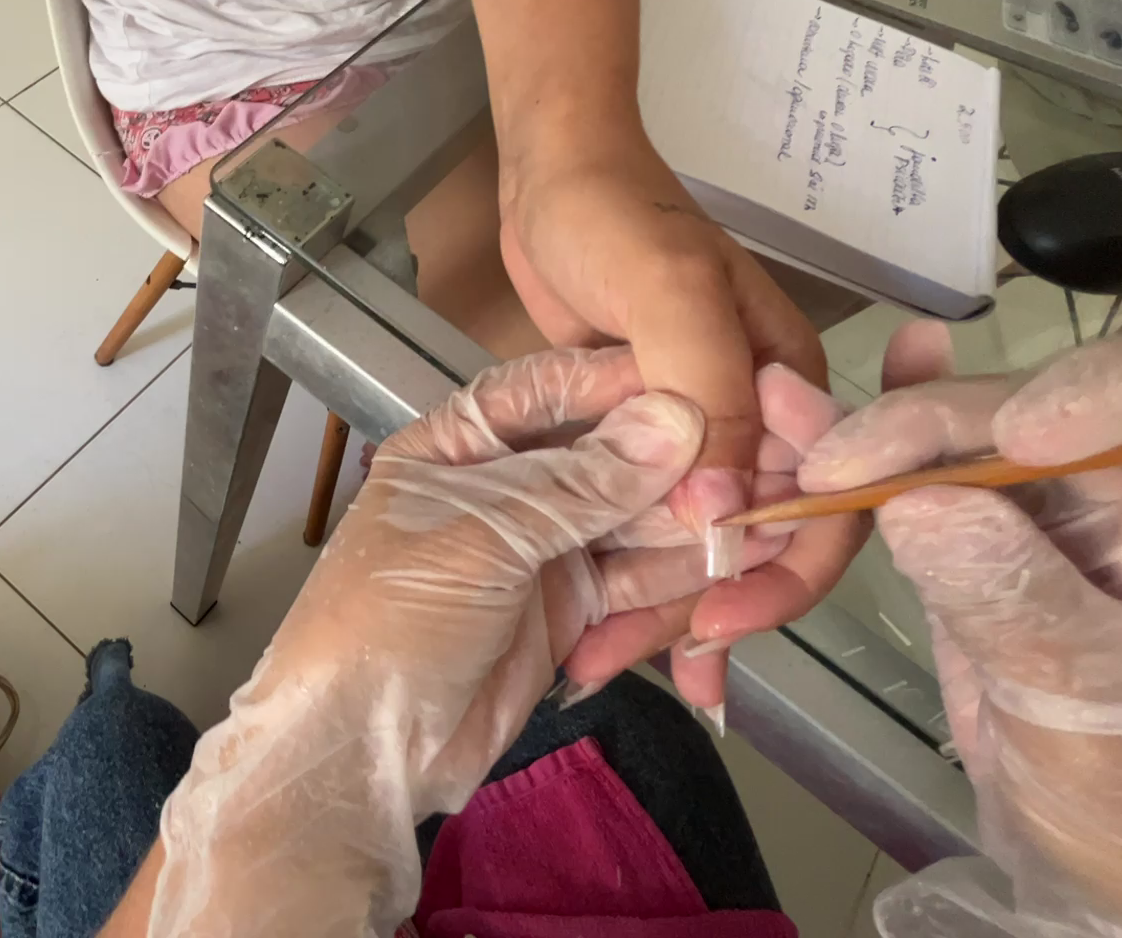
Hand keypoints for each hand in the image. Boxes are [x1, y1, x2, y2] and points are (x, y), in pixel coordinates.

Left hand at [150, 348, 701, 937]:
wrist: (366, 740)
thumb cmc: (395, 615)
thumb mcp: (480, 539)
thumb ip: (580, 484)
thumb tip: (678, 419)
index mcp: (460, 442)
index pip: (550, 389)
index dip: (625, 382)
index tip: (713, 382)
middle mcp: (506, 483)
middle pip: (606, 453)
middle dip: (674, 468)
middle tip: (755, 479)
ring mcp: (541, 545)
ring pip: (635, 518)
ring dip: (686, 533)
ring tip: (753, 539)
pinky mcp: (569, 604)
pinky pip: (636, 580)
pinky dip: (673, 587)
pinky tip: (719, 593)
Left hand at [500, 149, 863, 710]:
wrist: (551, 184)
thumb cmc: (613, 223)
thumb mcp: (670, 294)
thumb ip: (707, 392)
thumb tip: (728, 508)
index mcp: (781, 387)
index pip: (813, 502)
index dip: (773, 571)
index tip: (716, 626)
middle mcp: (739, 414)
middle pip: (744, 532)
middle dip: (706, 603)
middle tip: (658, 668)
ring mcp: (676, 424)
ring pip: (683, 528)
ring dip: (657, 595)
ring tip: (610, 661)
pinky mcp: (619, 428)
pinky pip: (629, 503)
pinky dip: (617, 553)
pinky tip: (592, 606)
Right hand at [802, 330, 1121, 936]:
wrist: (1111, 857)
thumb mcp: (1094, 708)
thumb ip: (1017, 603)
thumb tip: (916, 502)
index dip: (1116, 389)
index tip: (1021, 437)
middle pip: (1047, 408)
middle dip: (939, 418)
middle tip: (841, 456)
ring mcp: (1059, 510)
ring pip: (970, 429)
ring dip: (884, 414)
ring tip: (792, 403)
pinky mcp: (983, 530)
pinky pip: (938, 465)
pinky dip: (901, 419)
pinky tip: (883, 366)